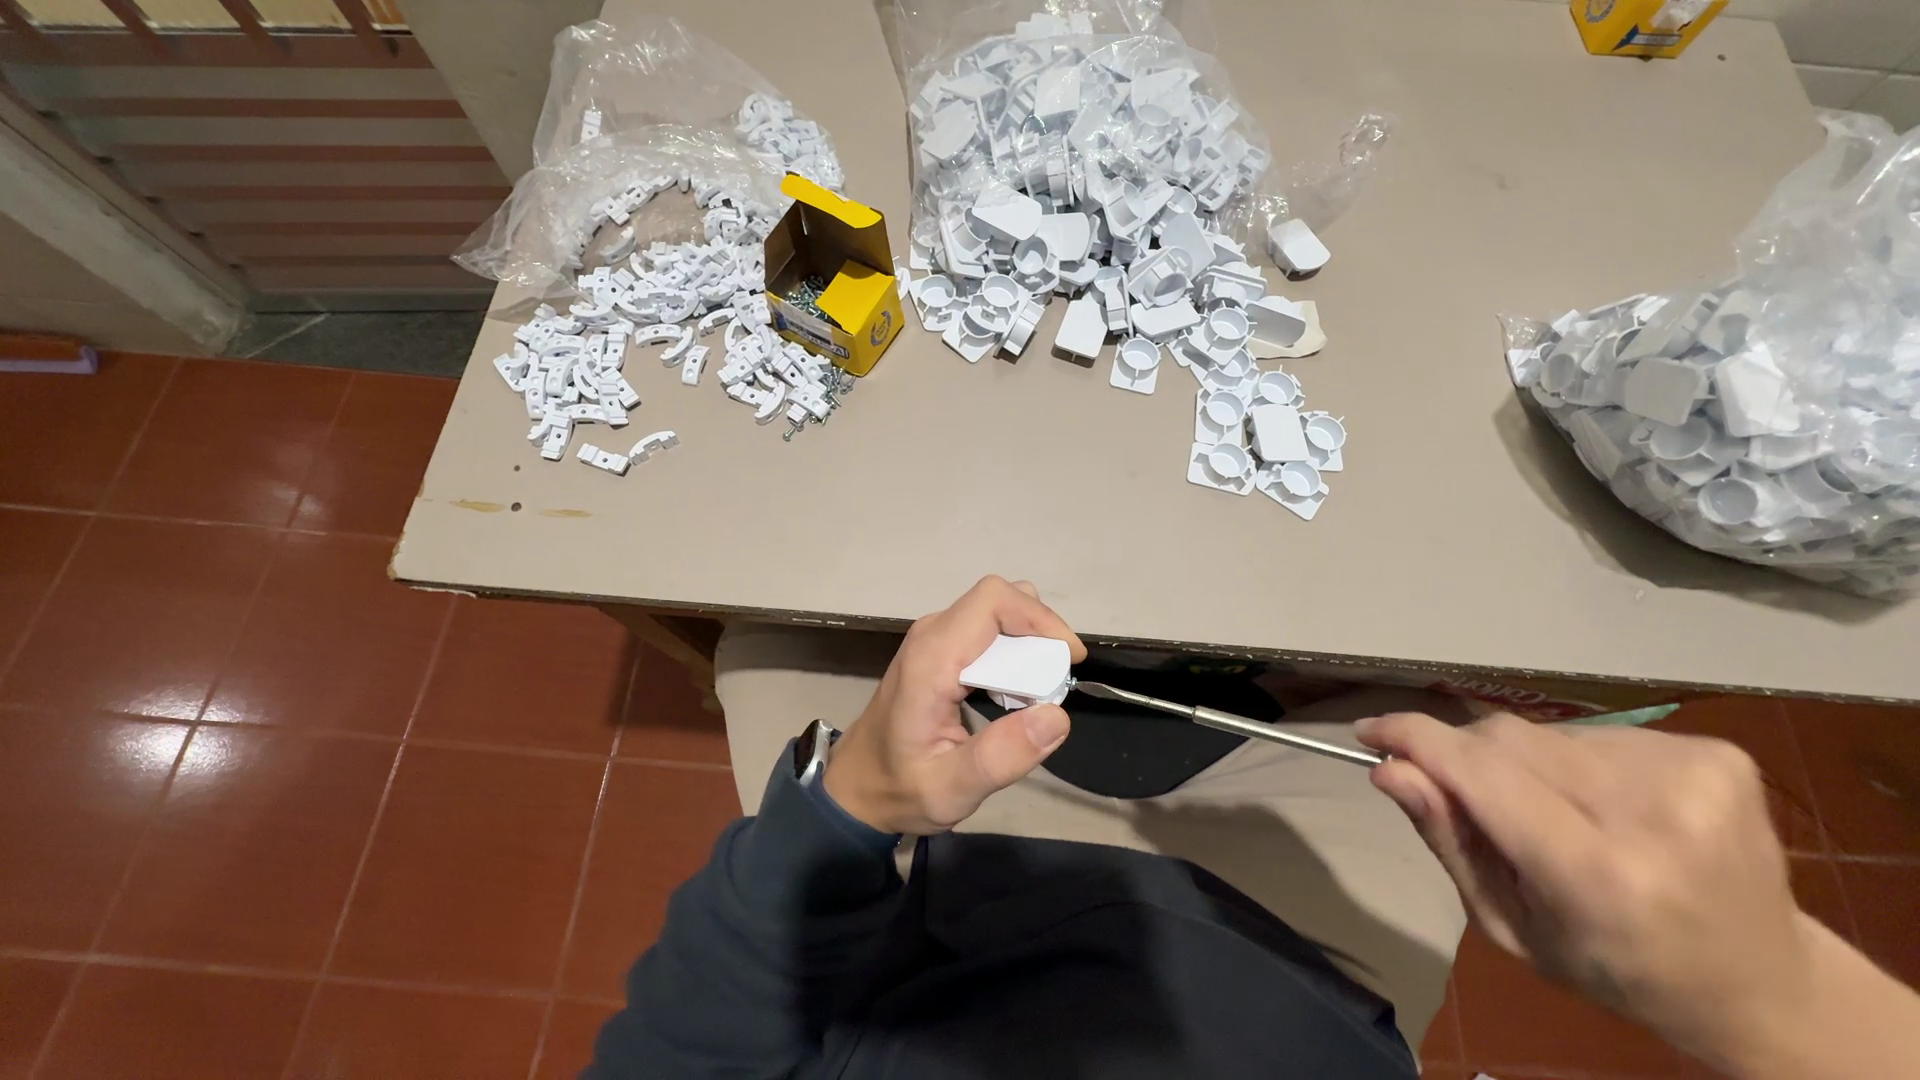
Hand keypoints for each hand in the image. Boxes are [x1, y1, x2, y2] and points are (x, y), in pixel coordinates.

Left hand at [824, 576, 1085, 834]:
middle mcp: (931, 636)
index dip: (1039, 619)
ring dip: (1029, 643)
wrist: (856, 787)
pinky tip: (1018, 693)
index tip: (1069, 660)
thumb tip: (1057, 716)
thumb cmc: (899, 789)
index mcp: (931, 660)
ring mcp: (933, 639)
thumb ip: (1001, 757)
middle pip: (998, 601)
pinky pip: (987, 630)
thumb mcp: (951, 790)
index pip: (992, 601)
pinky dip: (1014, 651)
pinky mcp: (939, 649)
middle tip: (1056, 686)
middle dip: (1039, 635)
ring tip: (1040, 692)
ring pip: (996, 612)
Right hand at [1356, 712, 1813, 1071]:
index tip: (1369, 731)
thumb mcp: (1509, 925)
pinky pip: (1593, 733)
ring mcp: (1693, 775)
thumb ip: (1448, 840)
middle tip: (1465, 799)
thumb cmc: (1612, 966)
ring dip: (1520, 762)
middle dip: (1464, 757)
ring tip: (1550, 812)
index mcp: (1598, 876)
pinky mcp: (1716, 752)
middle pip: (1505, 741)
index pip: (1481, 773)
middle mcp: (1653, 814)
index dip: (1414, 740)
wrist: (1760, 981)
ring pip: (1545, 734)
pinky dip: (1572, 760)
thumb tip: (1389, 769)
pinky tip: (1602, 804)